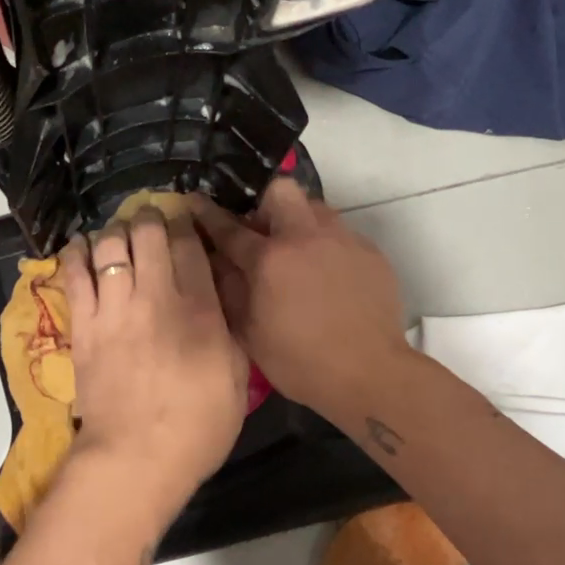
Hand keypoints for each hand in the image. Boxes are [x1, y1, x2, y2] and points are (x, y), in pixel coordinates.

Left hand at [57, 206, 248, 513]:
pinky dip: (76, 253)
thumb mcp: (236, 378)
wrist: (136, 457)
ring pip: (110, 245)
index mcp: (200, 308)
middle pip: (147, 232)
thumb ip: (229, 330)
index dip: (186, 223)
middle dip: (150, 218)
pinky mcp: (83, 324)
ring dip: (115, 232)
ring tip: (119, 235)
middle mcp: (156, 295)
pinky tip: (81, 246)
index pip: (189, 243)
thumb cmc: (197, 426)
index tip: (185, 222)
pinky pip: (74, 274)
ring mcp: (114, 307)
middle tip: (151, 221)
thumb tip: (221, 299)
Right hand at [190, 178, 412, 424]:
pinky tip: (326, 276)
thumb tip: (214, 261)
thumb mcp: (248, 333)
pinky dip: (326, 246)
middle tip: (259, 231)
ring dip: (297, 221)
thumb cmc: (299, 361)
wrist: (369, 374)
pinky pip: (340, 234)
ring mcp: (343, 241)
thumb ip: (227, 290)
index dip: (207, 212)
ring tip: (294, 252)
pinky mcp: (370, 252)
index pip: (229, 227)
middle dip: (263, 202)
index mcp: (269, 260)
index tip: (193, 200)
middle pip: (280, 190)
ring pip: (315, 207)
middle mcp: (306, 238)